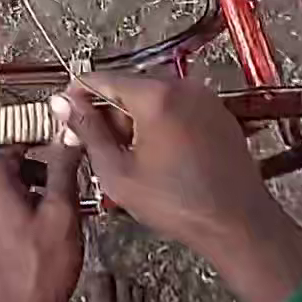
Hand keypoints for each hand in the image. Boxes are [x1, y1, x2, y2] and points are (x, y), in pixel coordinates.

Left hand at [0, 144, 83, 301]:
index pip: (21, 133)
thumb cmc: (39, 266)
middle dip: (48, 156)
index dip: (47, 133)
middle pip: (20, 153)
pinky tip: (59, 208)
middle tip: (75, 160)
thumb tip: (69, 131)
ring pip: (20, 174)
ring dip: (45, 176)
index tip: (70, 132)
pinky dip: (37, 194)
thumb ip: (64, 166)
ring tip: (71, 186)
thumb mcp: (61, 209)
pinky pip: (17, 193)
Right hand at [50, 75, 301, 301]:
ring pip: (152, 96)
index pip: (103, 78)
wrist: (239, 224)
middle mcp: (180, 84)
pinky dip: (160, 120)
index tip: (66, 113)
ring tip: (131, 156)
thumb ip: (87, 131)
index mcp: (155, 95)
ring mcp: (202, 95)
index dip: (79, 94)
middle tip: (100, 146)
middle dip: (109, 111)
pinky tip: (159, 154)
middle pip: (129, 86)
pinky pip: (176, 104)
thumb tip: (61, 102)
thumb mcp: (118, 173)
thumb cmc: (177, 203)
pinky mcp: (216, 109)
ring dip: (133, 117)